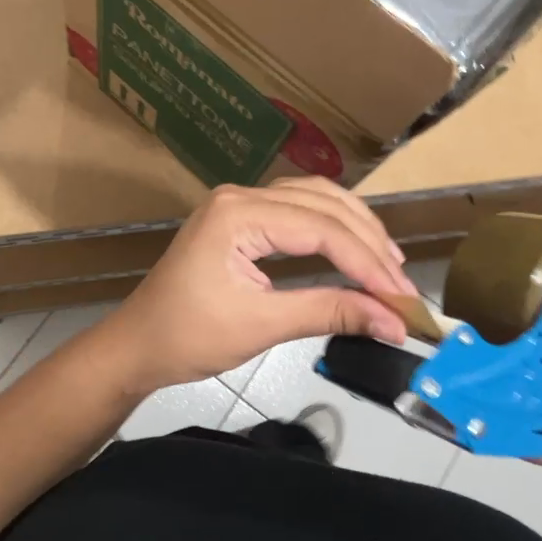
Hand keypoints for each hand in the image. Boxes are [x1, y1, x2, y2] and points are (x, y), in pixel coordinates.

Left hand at [91, 178, 418, 393]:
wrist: (137, 344)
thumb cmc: (188, 336)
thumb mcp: (262, 326)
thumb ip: (329, 312)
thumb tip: (392, 320)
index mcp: (238, 213)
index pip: (322, 228)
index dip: (368, 264)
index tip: (404, 300)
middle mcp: (240, 196)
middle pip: (323, 205)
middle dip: (369, 244)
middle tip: (403, 288)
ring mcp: (238, 204)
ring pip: (314, 200)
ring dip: (355, 230)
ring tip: (390, 267)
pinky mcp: (240, 220)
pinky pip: (297, 211)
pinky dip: (331, 229)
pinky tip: (354, 250)